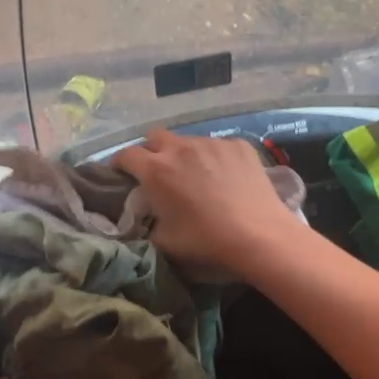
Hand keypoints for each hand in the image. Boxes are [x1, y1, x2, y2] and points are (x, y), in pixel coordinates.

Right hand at [112, 129, 304, 280]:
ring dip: (184, 154)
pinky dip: (214, 158)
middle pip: (155, 137)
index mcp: (156, 170)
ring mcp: (211, 143)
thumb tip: (147, 216)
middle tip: (158, 171)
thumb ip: (148, 223)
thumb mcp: (164, 241)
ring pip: (188, 141)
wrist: (258, 236)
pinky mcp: (238, 145)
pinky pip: (217, 146)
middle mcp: (181, 148)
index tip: (122, 173)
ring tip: (197, 175)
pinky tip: (226, 177)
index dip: (120, 163)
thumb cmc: (206, 241)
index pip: (126, 155)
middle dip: (151, 151)